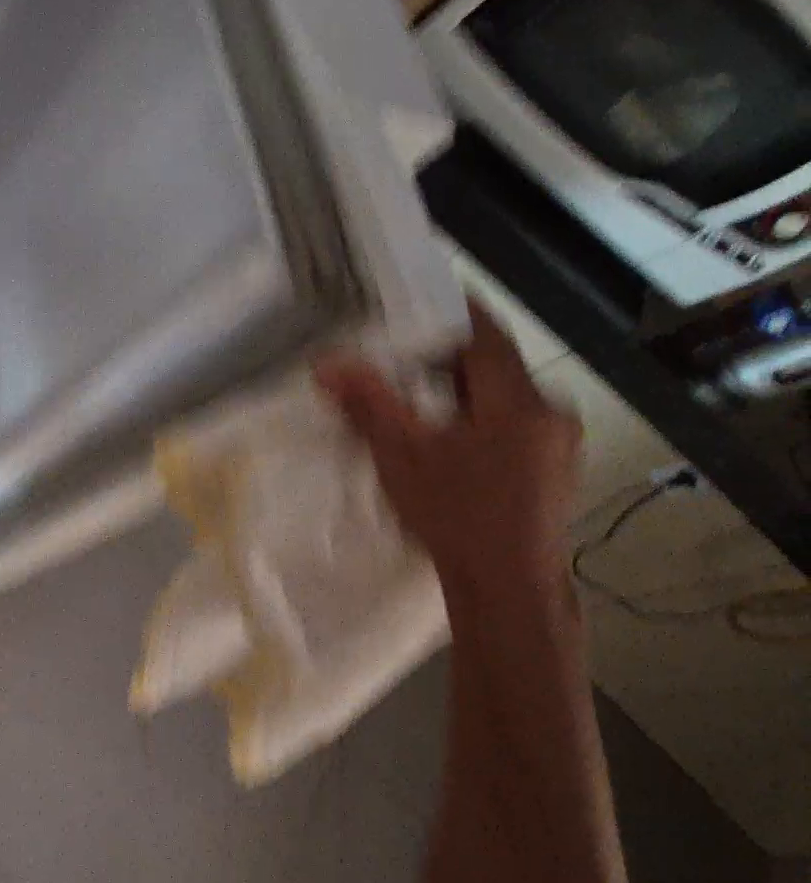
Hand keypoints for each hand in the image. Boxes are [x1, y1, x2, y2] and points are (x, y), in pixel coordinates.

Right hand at [315, 302, 583, 619]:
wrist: (508, 584)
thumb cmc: (456, 514)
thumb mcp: (401, 454)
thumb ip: (367, 403)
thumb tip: (326, 362)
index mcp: (517, 402)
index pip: (487, 337)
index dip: (455, 313)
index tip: (423, 298)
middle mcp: (548, 414)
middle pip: (493, 367)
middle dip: (445, 357)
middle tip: (397, 353)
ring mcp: (556, 445)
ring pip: (502, 399)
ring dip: (459, 391)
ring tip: (411, 397)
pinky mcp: (552, 470)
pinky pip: (511, 425)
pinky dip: (476, 418)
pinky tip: (442, 438)